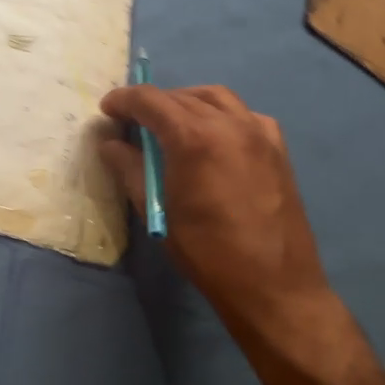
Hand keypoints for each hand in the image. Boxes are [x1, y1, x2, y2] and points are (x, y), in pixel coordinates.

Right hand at [97, 85, 331, 335]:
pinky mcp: (277, 149)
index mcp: (194, 137)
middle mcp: (229, 124)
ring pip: (215, 97)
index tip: (107, 110)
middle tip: (132, 121)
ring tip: (170, 122)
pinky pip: (244, 115)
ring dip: (186, 101)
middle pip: (180, 96)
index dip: (123, 100)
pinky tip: (213, 135)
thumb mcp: (156, 210)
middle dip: (152, 103)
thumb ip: (129, 168)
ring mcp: (258, 134)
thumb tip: (110, 143)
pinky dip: (221, 114)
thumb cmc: (207, 251)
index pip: (150, 100)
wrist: (275, 288)